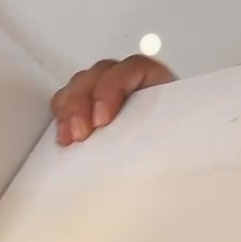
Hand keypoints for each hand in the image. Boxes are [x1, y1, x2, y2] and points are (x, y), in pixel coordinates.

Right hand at [52, 54, 175, 145]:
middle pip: (99, 74)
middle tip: (82, 134)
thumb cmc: (177, 151)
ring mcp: (106, 97)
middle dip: (83, 101)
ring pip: (79, 86)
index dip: (112, 87)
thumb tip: (152, 147)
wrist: (179, 173)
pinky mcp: (89, 114)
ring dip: (68, 110)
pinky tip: (63, 139)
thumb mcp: (177, 140)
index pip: (133, 68)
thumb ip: (163, 136)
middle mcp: (131, 86)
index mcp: (159, 84)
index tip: (103, 120)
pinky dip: (61, 118)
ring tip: (69, 139)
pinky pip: (67, 103)